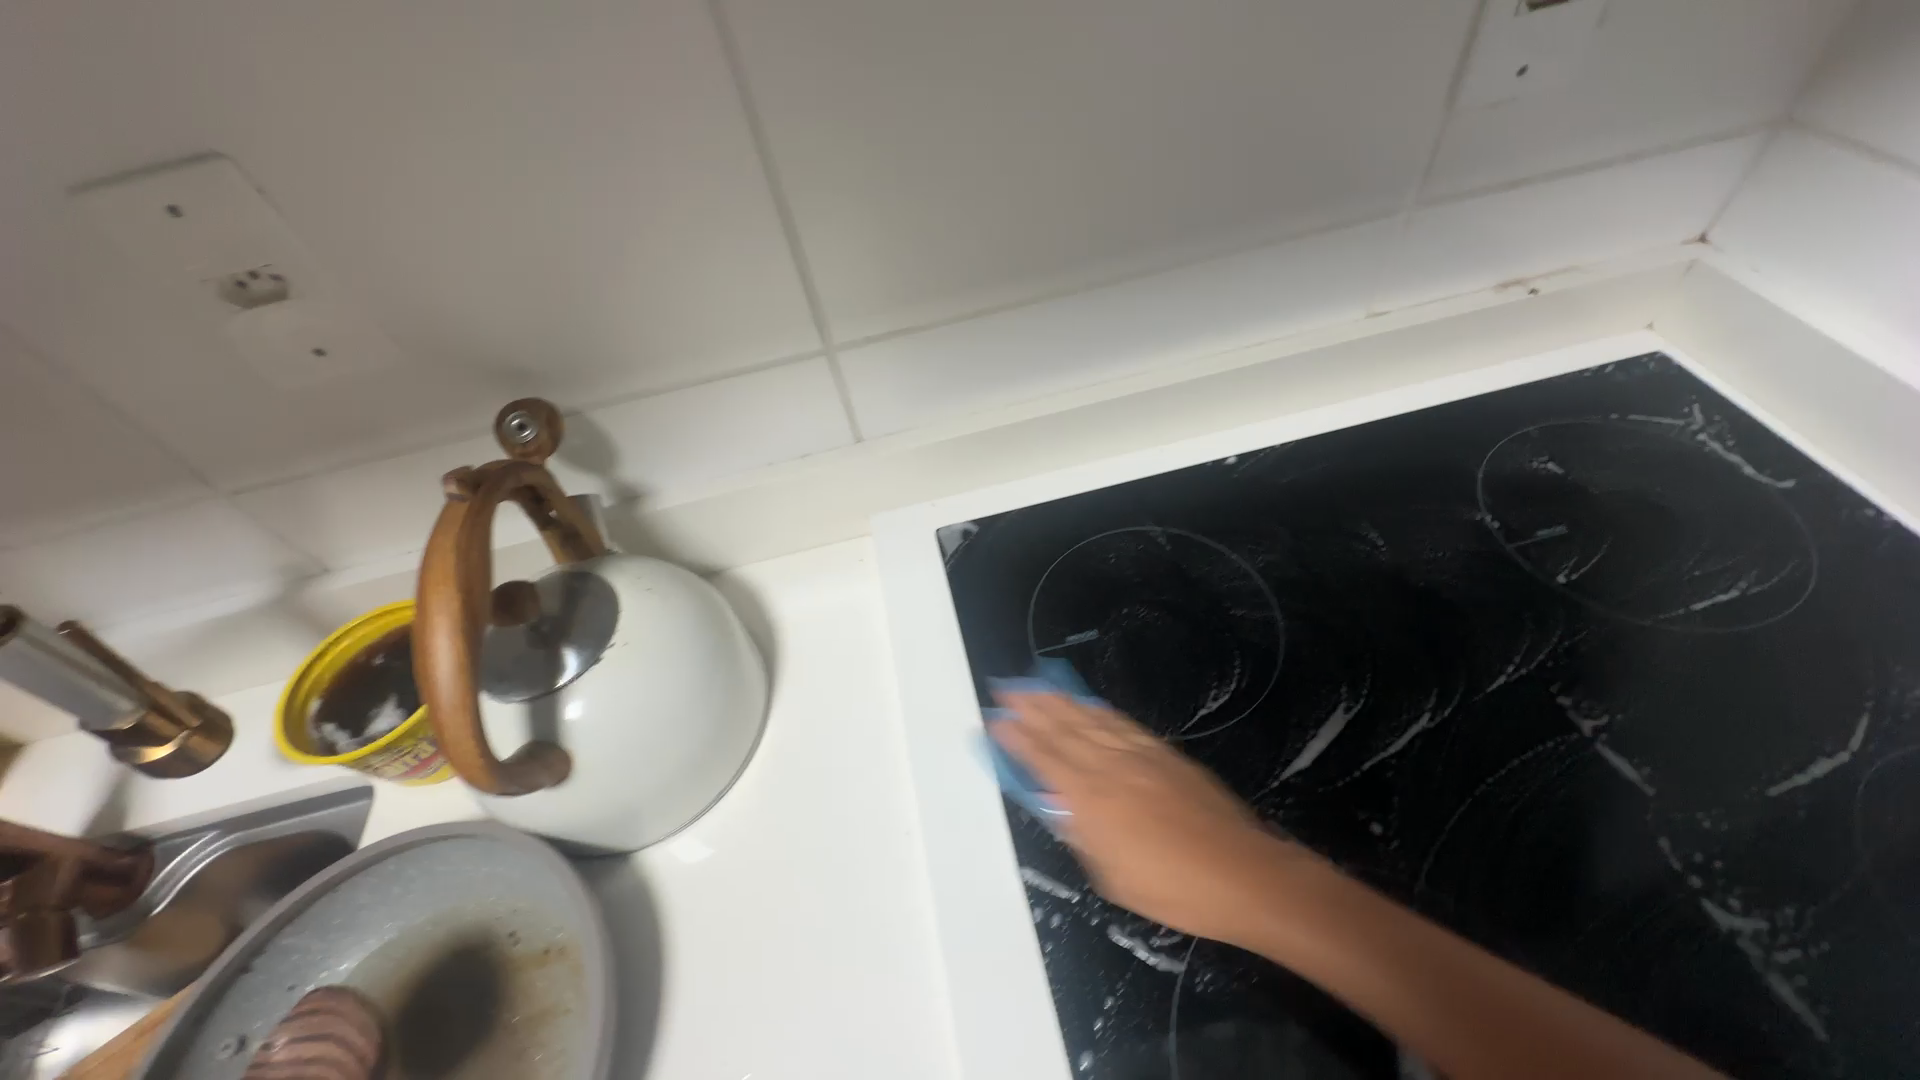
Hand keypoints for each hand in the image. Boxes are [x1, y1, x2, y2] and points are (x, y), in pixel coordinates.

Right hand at [989, 690, 1311, 944]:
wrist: (1241, 873)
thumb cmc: (1171, 888)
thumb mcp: (1111, 874)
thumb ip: (1081, 833)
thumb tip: (1057, 806)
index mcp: (1090, 799)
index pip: (1043, 759)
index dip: (1016, 738)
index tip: (995, 720)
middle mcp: (1110, 767)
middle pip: (1063, 729)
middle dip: (1031, 707)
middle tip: (1007, 690)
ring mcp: (1140, 756)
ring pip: (1090, 719)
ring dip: (1060, 701)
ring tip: (1037, 686)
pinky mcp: (1165, 754)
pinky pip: (1122, 724)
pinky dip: (1099, 710)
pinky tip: (1088, 704)